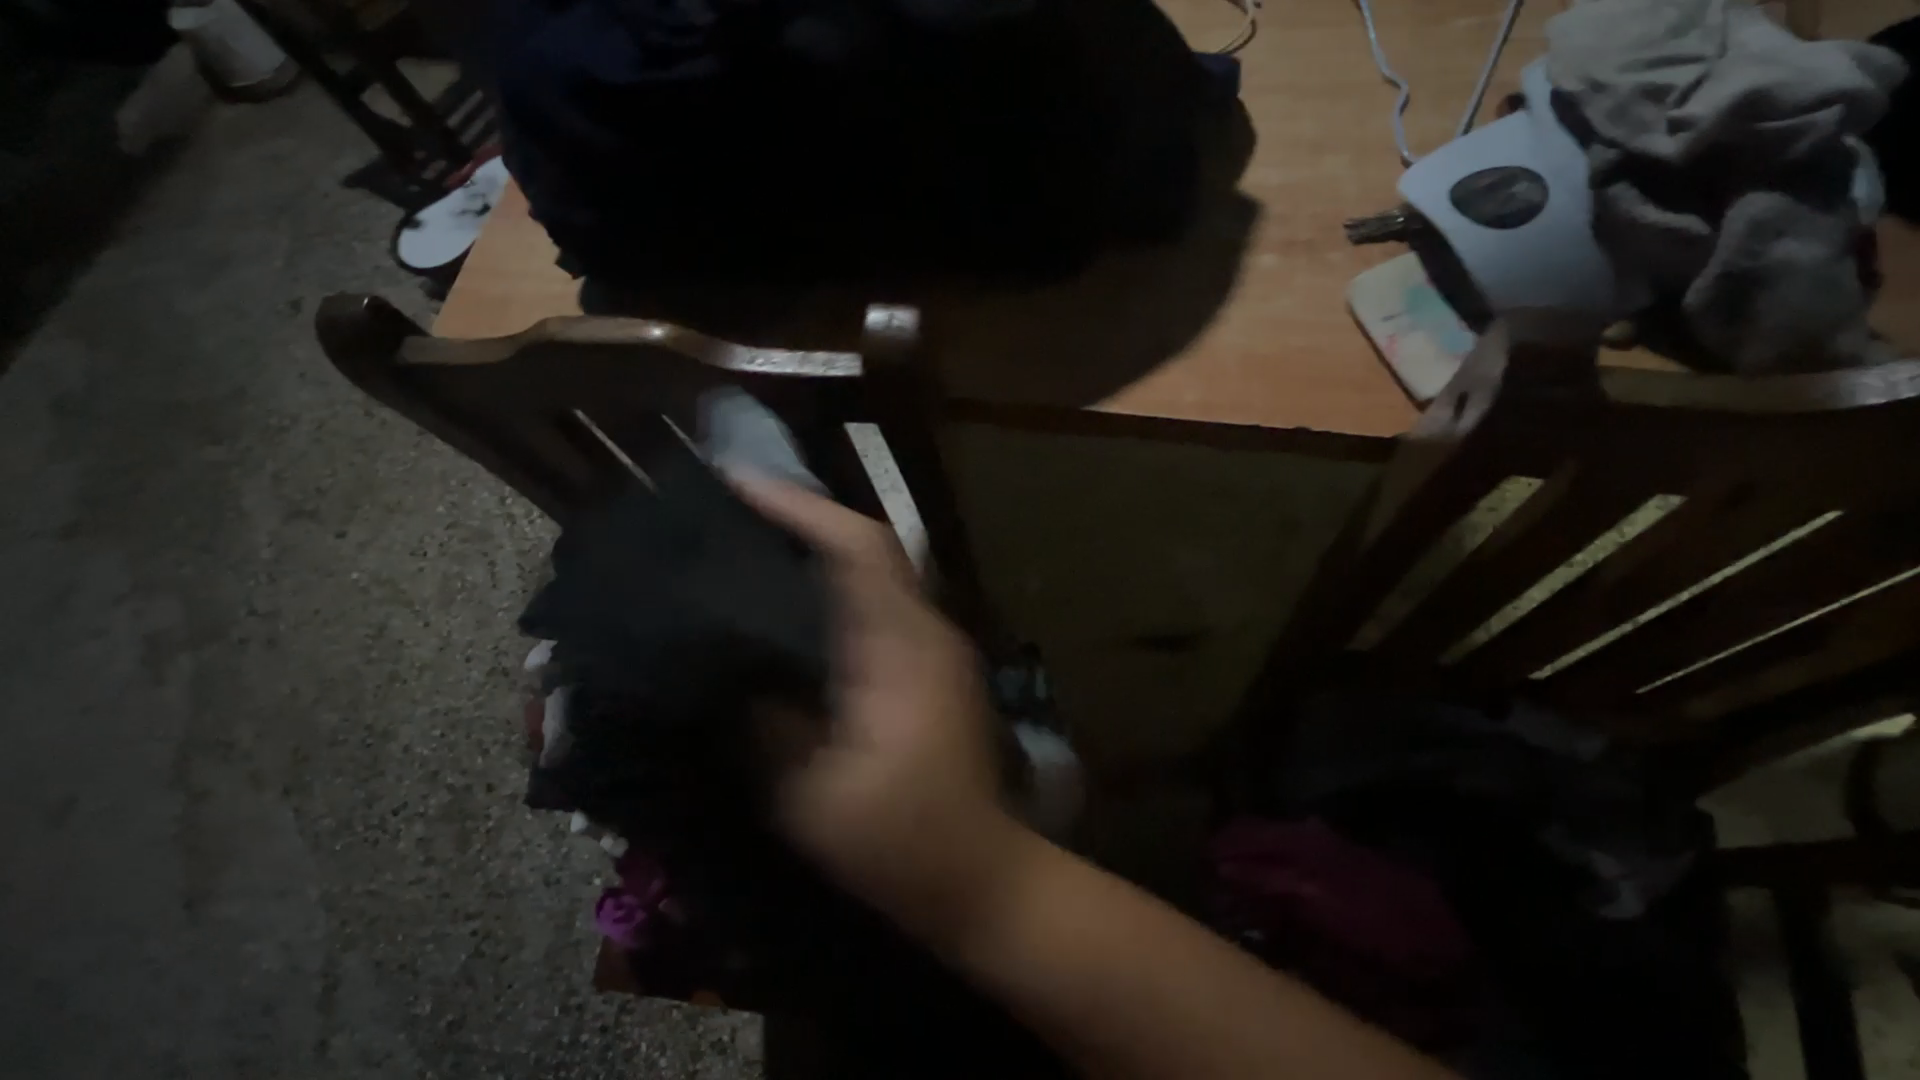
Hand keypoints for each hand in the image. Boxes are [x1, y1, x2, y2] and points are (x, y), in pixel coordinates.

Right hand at [729, 470, 1029, 935]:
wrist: (980, 876)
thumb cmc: (902, 841)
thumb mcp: (813, 795)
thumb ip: (769, 724)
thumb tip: (731, 671)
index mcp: (900, 647)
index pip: (859, 546)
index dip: (802, 508)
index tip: (739, 487)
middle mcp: (926, 631)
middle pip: (871, 548)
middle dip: (806, 520)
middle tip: (735, 514)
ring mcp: (935, 650)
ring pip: (877, 574)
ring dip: (821, 552)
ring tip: (753, 550)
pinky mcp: (931, 672)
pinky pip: (879, 606)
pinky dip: (836, 591)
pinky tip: (793, 614)